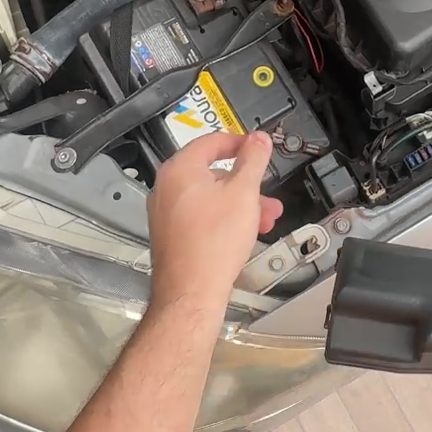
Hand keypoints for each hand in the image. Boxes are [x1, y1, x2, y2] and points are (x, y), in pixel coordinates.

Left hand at [147, 132, 283, 312]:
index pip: (212, 141)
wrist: (192, 292)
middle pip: (213, 172)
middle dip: (246, 182)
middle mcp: (167, 188)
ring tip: (263, 217)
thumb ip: (253, 160)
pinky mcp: (171, 234)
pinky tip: (243, 232)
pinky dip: (224, 217)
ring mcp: (166, 212)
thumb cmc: (212, 243)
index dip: (240, 143)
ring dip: (239, 203)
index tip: (257, 148)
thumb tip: (257, 139)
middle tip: (265, 191)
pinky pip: (201, 215)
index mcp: (180, 169)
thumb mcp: (244, 192)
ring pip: (210, 196)